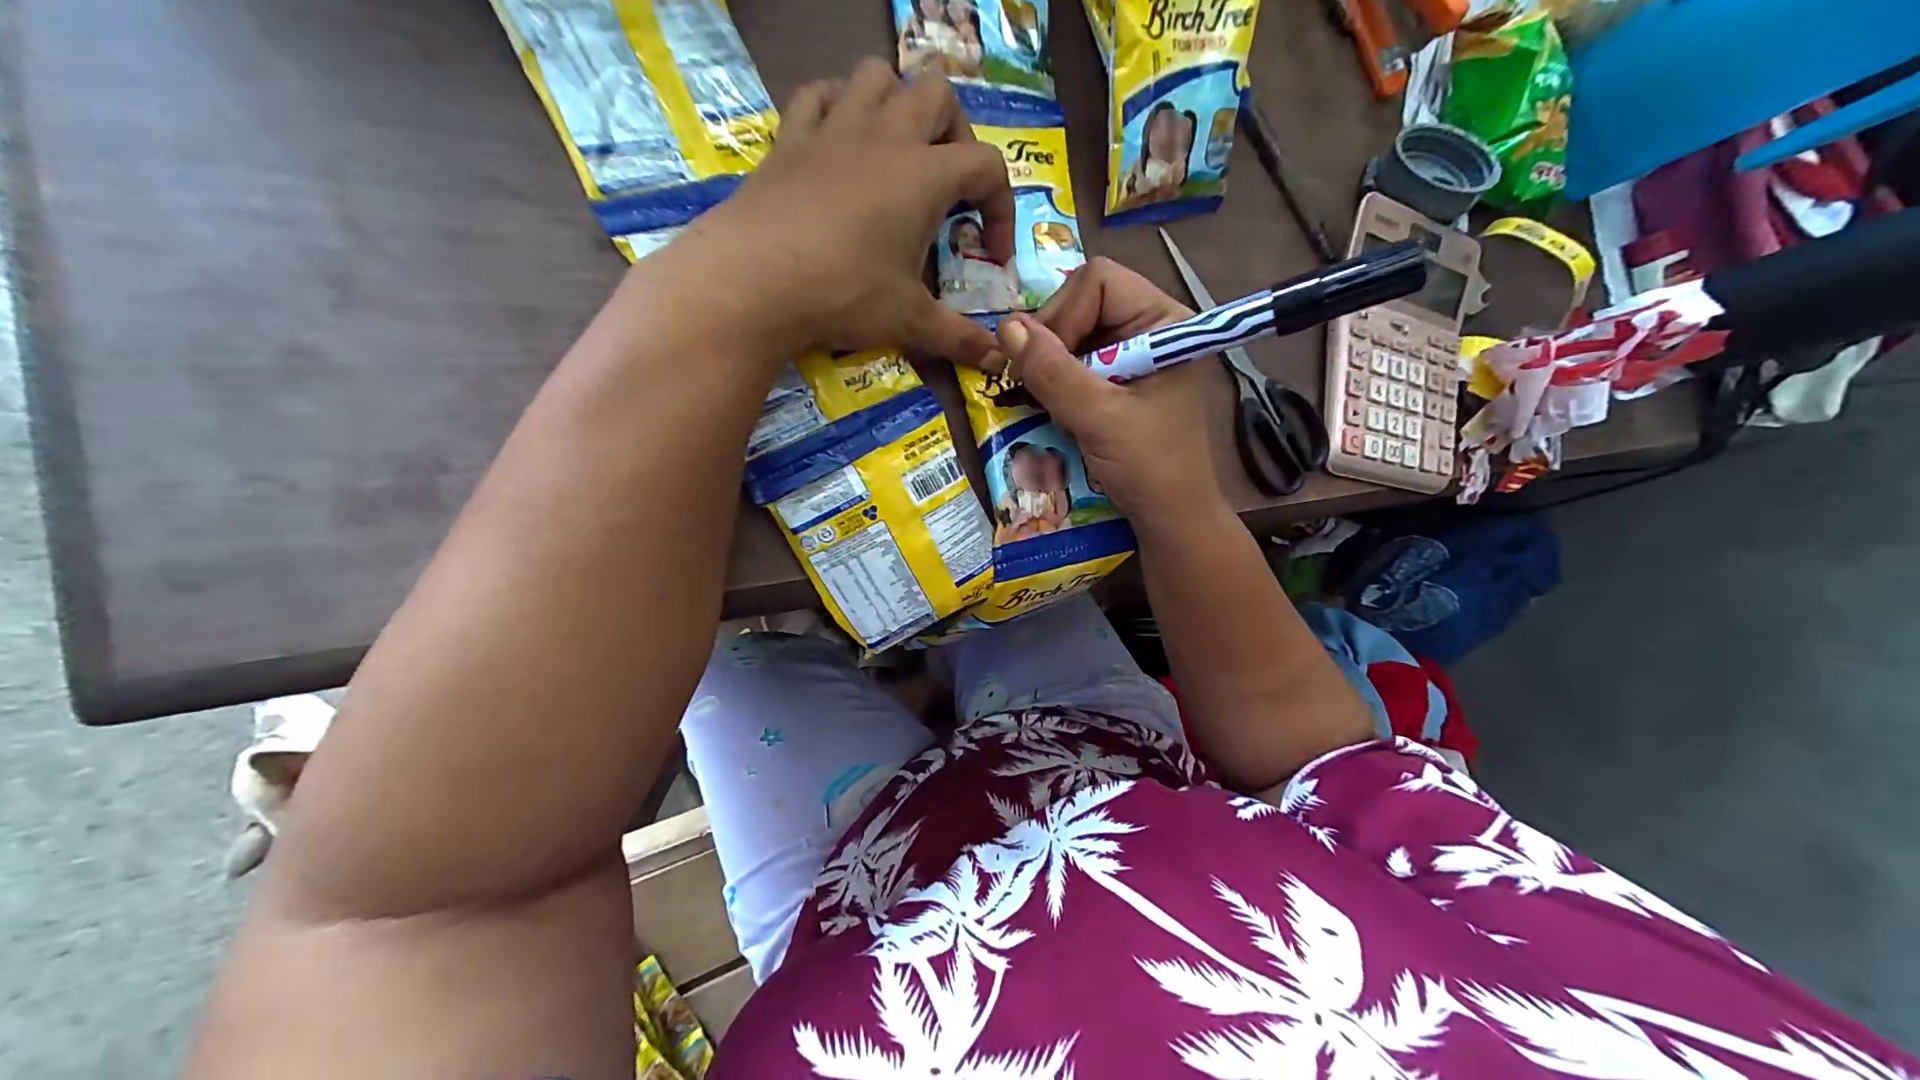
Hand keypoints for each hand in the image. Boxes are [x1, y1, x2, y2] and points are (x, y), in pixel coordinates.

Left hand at [681, 58, 1014, 366]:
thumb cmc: (843, 294)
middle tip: (948, 186)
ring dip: (897, 103)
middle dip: (956, 135)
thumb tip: (998, 362)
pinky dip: (836, 106)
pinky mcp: (790, 138)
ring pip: (877, 76)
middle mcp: (885, 137)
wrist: (752, 281)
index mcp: (925, 175)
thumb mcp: (908, 320)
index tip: (992, 254)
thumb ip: (958, 338)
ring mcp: (833, 129)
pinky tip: (838, 140)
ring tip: (896, 151)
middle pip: (938, 96)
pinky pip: (818, 95)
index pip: (987, 167)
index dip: (1002, 208)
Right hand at [998, 258, 1227, 525]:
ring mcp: (1133, 351)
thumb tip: (1005, 328)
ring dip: (1050, 360)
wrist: (1170, 518)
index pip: (1098, 281)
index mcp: (1164, 320)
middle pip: (1081, 299)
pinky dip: (1055, 376)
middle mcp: (1149, 326)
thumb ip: (1054, 372)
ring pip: (1072, 329)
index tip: (1047, 363)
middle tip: (1038, 382)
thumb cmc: (1150, 468)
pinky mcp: (1118, 376)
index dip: (1063, 314)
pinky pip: (1074, 356)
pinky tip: (1052, 402)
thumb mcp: (1099, 419)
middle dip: (1053, 337)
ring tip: (1043, 395)